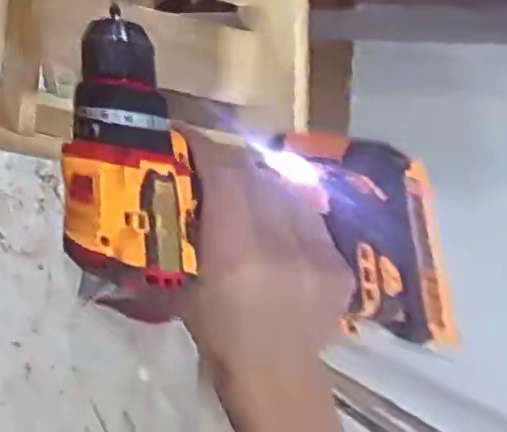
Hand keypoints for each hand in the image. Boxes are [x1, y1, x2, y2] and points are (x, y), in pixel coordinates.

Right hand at [181, 132, 353, 431]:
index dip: (204, 145)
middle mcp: (282, 246)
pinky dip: (283, 204)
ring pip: (285, 189)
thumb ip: (180, 221)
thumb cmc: (211, 320)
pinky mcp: (339, 266)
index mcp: (236, 248)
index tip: (182, 133)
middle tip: (203, 156)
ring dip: (257, 178)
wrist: (272, 372)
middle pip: (256, 174)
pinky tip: (268, 212)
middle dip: (226, 157)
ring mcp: (318, 256)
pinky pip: (307, 214)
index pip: (227, 173)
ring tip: (236, 180)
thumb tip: (167, 173)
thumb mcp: (179, 268)